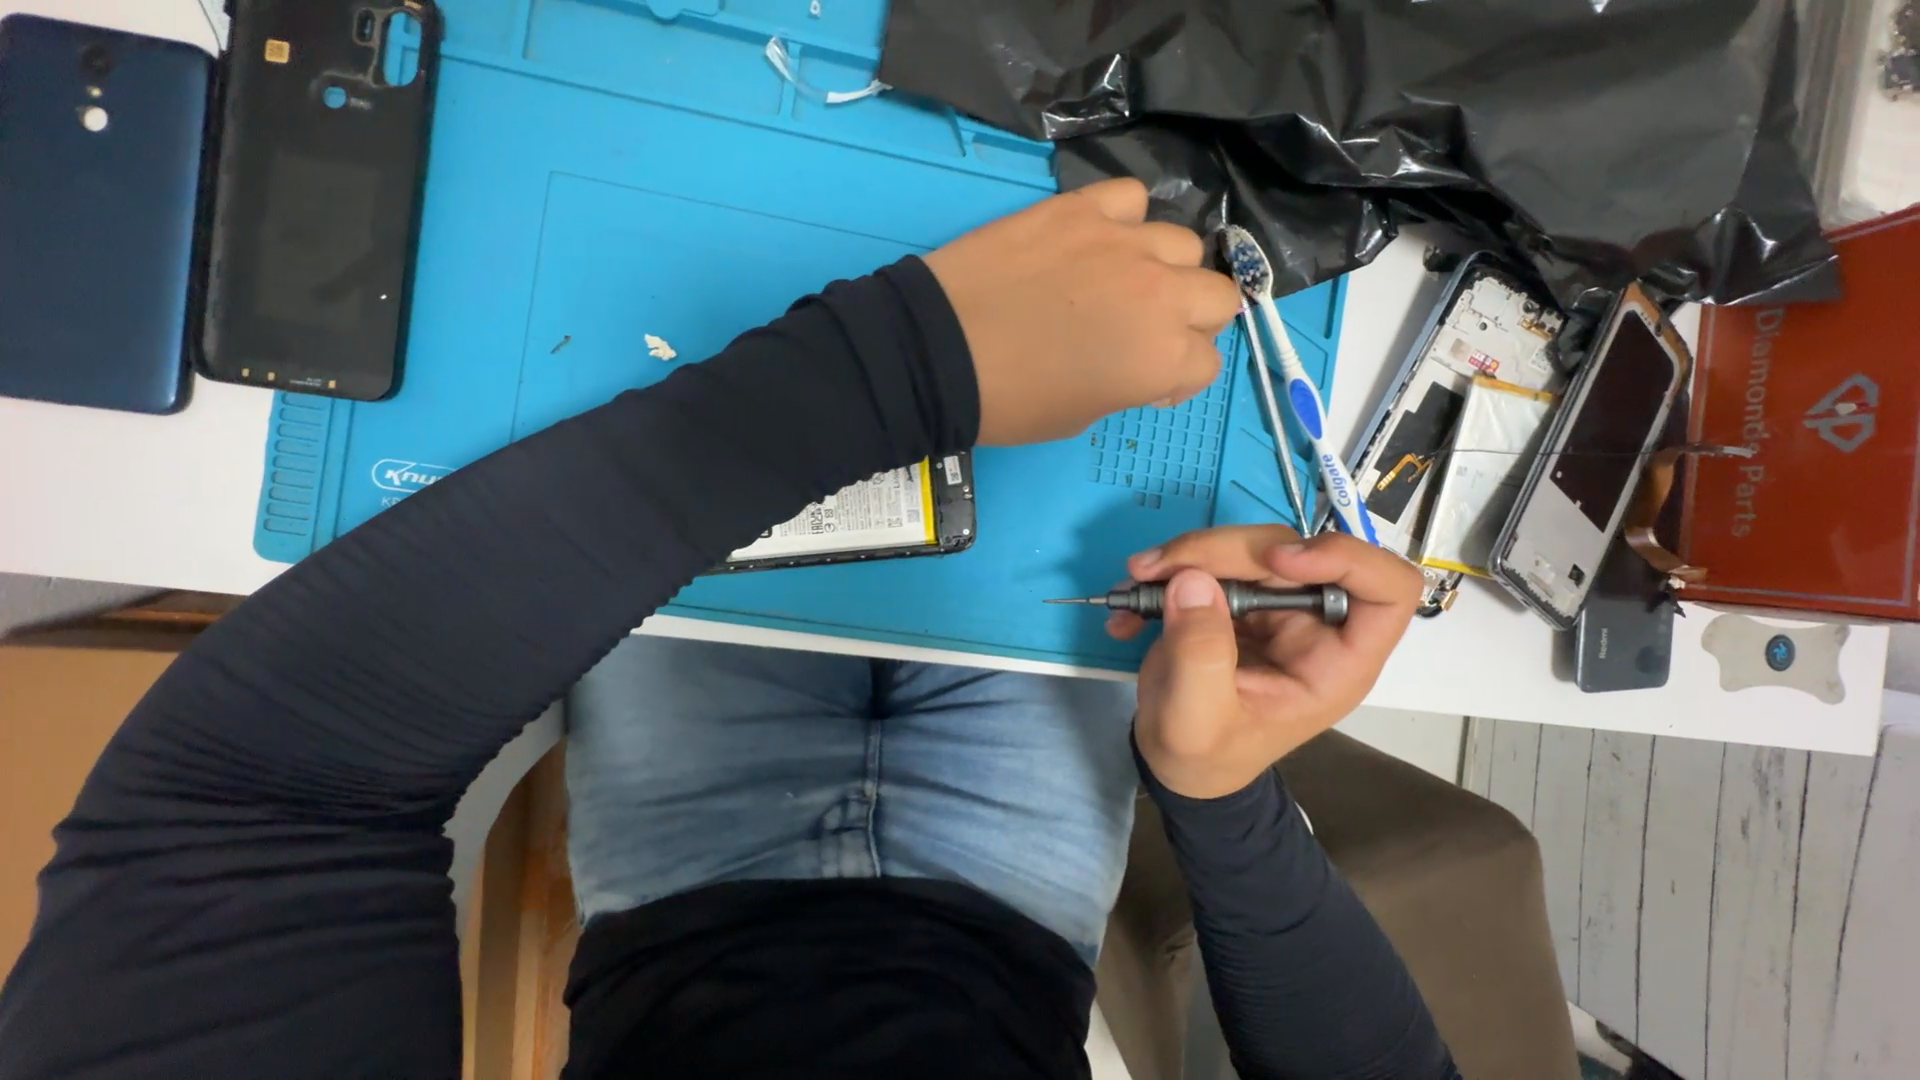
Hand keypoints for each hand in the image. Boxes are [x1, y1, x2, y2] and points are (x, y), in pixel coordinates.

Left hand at [922, 178, 1241, 445]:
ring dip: (1163, 268)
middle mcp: (1161, 295)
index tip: (1145, 380)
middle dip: (1191, 318)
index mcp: (1163, 359)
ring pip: (1183, 243)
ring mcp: (1124, 244)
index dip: (1176, 376)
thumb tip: (1138, 363)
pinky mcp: (1082, 209)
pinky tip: (1096, 240)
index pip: (1206, 362)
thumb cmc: (1010, 403)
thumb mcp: (1082, 416)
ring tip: (1120, 281)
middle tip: (1145, 329)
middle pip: (1218, 296)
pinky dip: (1123, 220)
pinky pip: (1130, 198)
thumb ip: (1129, 383)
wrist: (940, 353)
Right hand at [1112, 526, 1423, 798]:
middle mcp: (1310, 623)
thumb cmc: (1204, 756)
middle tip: (1157, 568)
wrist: (1176, 763)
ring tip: (1134, 582)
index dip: (1343, 559)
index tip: (1276, 561)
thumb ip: (1199, 654)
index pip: (1387, 589)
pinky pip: (1204, 564)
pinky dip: (1162, 576)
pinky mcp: (1230, 599)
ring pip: (1244, 548)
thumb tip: (1191, 579)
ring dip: (1184, 556)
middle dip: (1222, 551)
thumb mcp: (1197, 719)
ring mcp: (1270, 607)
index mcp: (1335, 660)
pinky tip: (1129, 609)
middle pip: (1290, 552)